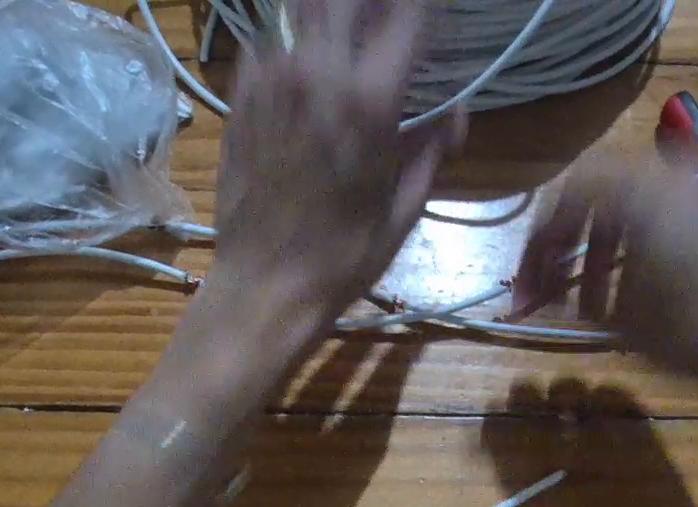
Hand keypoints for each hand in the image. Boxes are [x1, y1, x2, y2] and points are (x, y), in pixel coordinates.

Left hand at [210, 0, 466, 337]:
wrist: (265, 288)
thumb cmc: (341, 263)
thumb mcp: (401, 214)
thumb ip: (432, 152)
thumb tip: (457, 113)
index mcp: (369, 100)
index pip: (408, 14)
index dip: (422, 10)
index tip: (428, 19)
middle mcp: (317, 71)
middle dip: (374, 7)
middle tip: (385, 23)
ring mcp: (271, 78)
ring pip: (303, 8)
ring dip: (331, 18)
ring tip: (348, 38)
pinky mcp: (239, 95)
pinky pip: (268, 40)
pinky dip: (292, 41)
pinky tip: (306, 67)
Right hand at [512, 155, 697, 417]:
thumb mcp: (625, 323)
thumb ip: (574, 301)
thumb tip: (540, 299)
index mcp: (641, 194)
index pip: (563, 200)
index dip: (534, 249)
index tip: (523, 293)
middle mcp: (675, 179)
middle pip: (596, 194)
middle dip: (565, 245)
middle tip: (550, 290)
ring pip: (633, 205)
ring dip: (599, 248)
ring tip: (593, 302)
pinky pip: (667, 218)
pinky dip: (637, 248)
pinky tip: (639, 295)